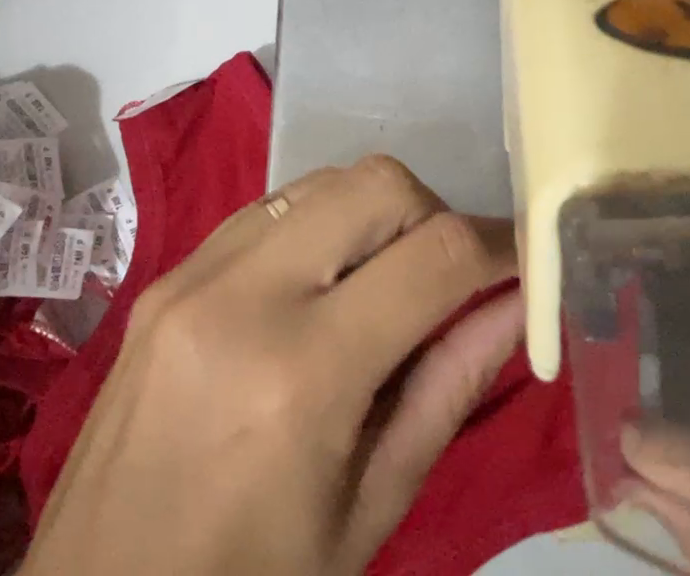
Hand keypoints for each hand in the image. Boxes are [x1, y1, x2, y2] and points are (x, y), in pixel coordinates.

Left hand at [21, 156, 520, 575]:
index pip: (434, 256)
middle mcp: (239, 299)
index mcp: (300, 375)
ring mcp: (188, 279)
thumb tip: (520, 303)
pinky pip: (267, 212)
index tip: (527, 264)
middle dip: (437, 215)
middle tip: (451, 280)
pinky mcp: (163, 281)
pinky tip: (322, 289)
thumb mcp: (371, 506)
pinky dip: (319, 227)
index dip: (501, 247)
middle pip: (377, 184)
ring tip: (388, 284)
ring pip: (322, 183)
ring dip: (377, 215)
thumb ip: (450, 386)